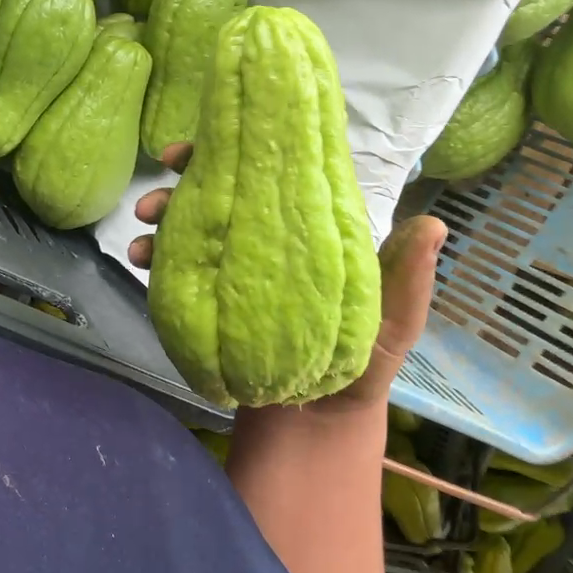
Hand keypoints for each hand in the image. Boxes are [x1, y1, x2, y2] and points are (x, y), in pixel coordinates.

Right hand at [128, 144, 446, 414]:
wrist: (317, 419)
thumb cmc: (360, 360)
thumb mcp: (389, 319)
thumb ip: (404, 277)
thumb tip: (432, 223)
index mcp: (295, 228)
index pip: (260, 177)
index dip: (224, 156)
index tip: (190, 153)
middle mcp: (257, 237)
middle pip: (209, 194)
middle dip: (173, 189)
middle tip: (149, 202)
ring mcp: (226, 265)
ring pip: (183, 224)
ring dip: (156, 222)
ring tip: (139, 242)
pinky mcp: (204, 294)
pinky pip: (172, 265)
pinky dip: (152, 257)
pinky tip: (141, 264)